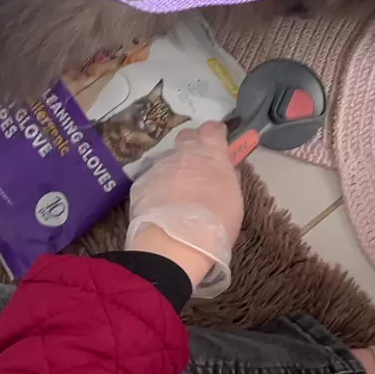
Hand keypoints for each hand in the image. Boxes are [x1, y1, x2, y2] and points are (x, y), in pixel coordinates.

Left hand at [124, 122, 242, 296]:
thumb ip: (228, 177)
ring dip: (174, 170)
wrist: (174, 244)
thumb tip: (226, 168)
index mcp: (210, 153)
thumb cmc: (215, 223)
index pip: (212, 129)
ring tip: (178, 194)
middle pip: (186, 136)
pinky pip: (152, 179)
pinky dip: (158, 188)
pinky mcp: (141, 184)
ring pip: (168, 160)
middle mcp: (183, 153)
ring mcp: (159, 167)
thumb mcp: (233, 199)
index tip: (218, 140)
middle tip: (198, 165)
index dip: (215, 133)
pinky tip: (162, 207)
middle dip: (192, 145)